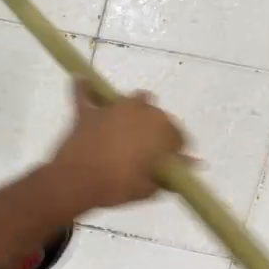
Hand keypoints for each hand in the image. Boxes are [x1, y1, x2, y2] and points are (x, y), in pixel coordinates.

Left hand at [43, 88, 186, 211]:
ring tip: (127, 128)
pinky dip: (85, 89)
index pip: (177, 136)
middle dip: (153, 131)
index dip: (172, 151)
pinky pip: (84, 93)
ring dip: (132, 111)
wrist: (76, 182)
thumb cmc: (117, 186)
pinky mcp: (87, 111)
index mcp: (161, 128)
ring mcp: (113, 108)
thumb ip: (169, 174)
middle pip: (155, 116)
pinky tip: (82, 81)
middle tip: (144, 152)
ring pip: (130, 100)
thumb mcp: (149, 187)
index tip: (166, 164)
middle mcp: (141, 110)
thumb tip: (192, 164)